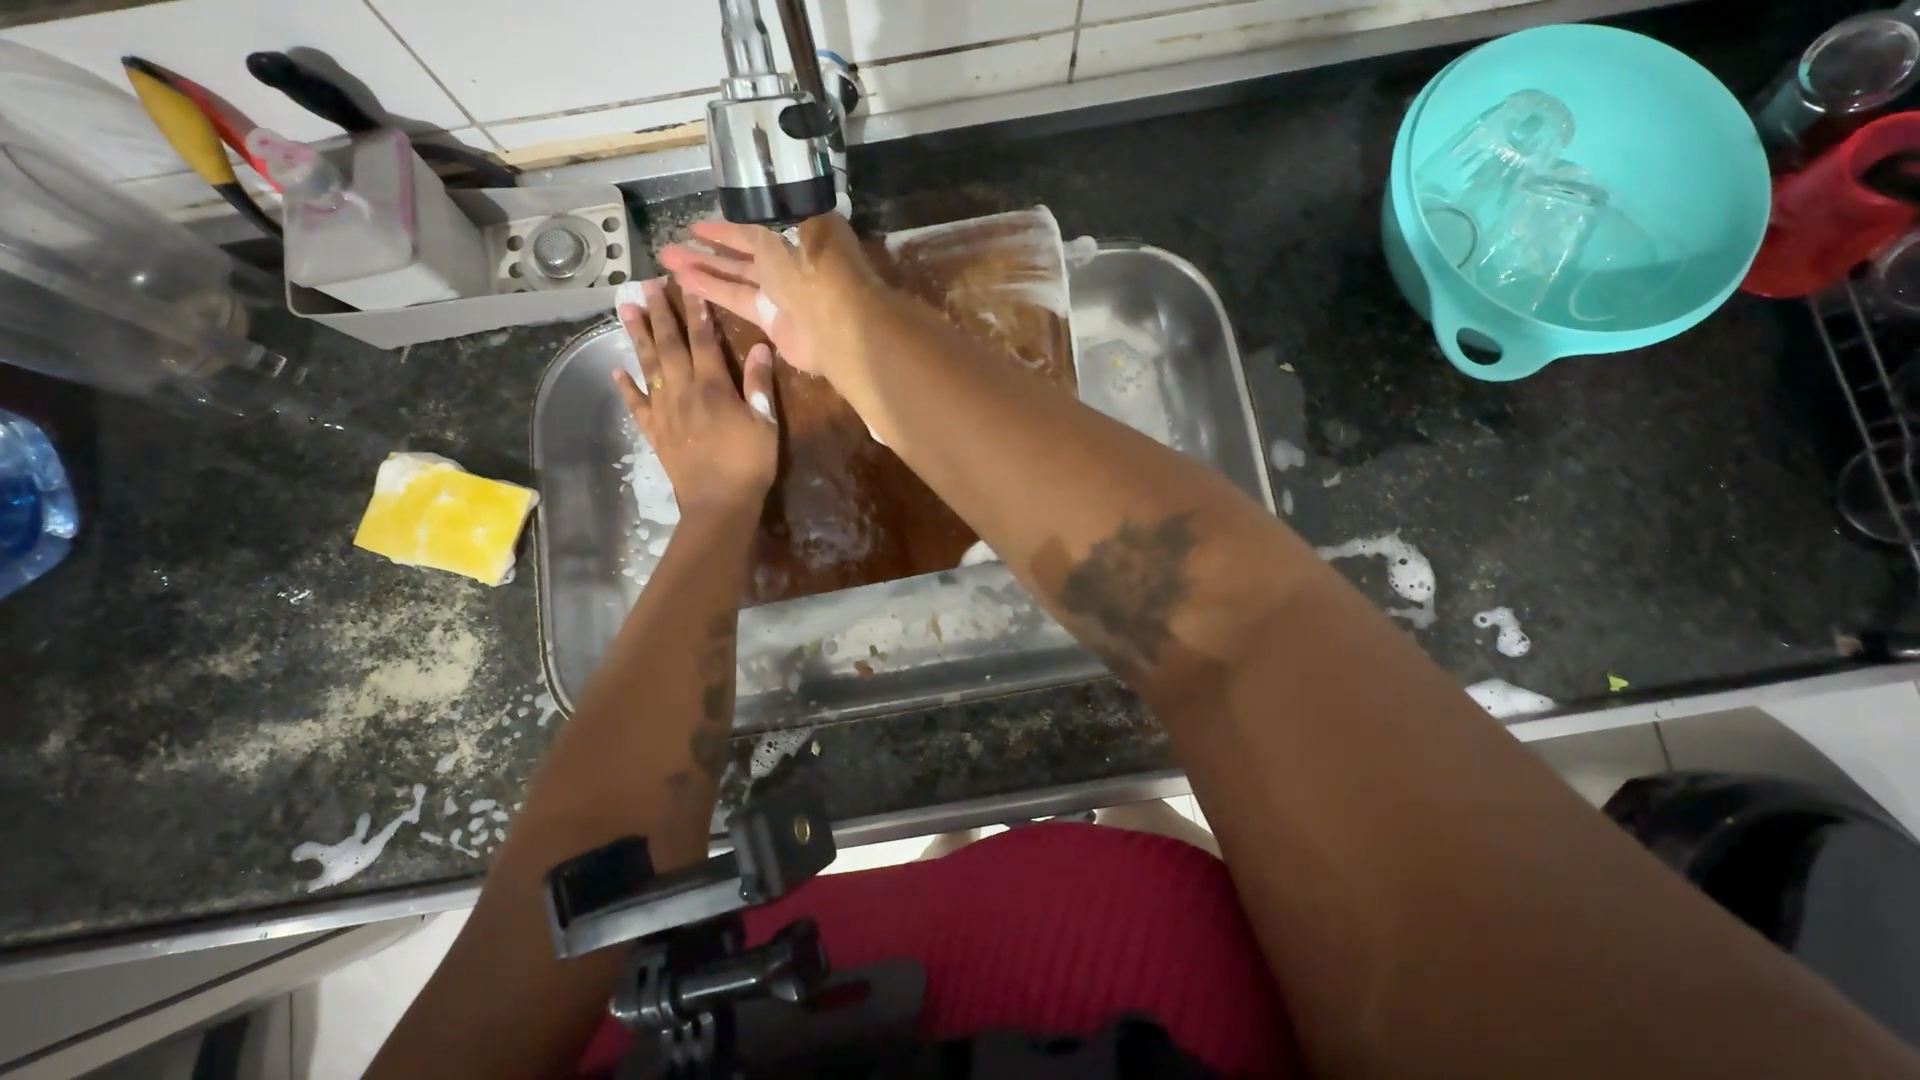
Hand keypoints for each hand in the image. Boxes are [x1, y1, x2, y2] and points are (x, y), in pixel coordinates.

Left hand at [612, 279, 776, 515]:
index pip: (703, 339)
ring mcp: (665, 411)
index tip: (688, 285)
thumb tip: (761, 346)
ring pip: (648, 366)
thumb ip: (759, 383)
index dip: (696, 311)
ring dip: (637, 336)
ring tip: (626, 309)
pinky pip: (636, 404)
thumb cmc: (749, 463)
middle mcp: (684, 391)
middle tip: (646, 284)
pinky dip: (625, 386)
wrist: (718, 503)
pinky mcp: (654, 431)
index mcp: (714, 386)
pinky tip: (616, 370)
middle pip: (669, 345)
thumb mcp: (766, 422)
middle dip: (659, 313)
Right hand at [658, 214, 887, 382]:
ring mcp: (780, 293)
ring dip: (702, 268)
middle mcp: (789, 262)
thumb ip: (761, 224)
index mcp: (799, 233)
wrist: (835, 322)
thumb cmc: (813, 265)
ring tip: (666, 260)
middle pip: (743, 252)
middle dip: (708, 248)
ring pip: (735, 276)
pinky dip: (710, 291)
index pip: (757, 226)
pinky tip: (682, 281)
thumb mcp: (785, 228)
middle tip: (672, 243)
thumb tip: (743, 217)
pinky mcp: (770, 320)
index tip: (697, 226)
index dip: (728, 227)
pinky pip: (735, 300)